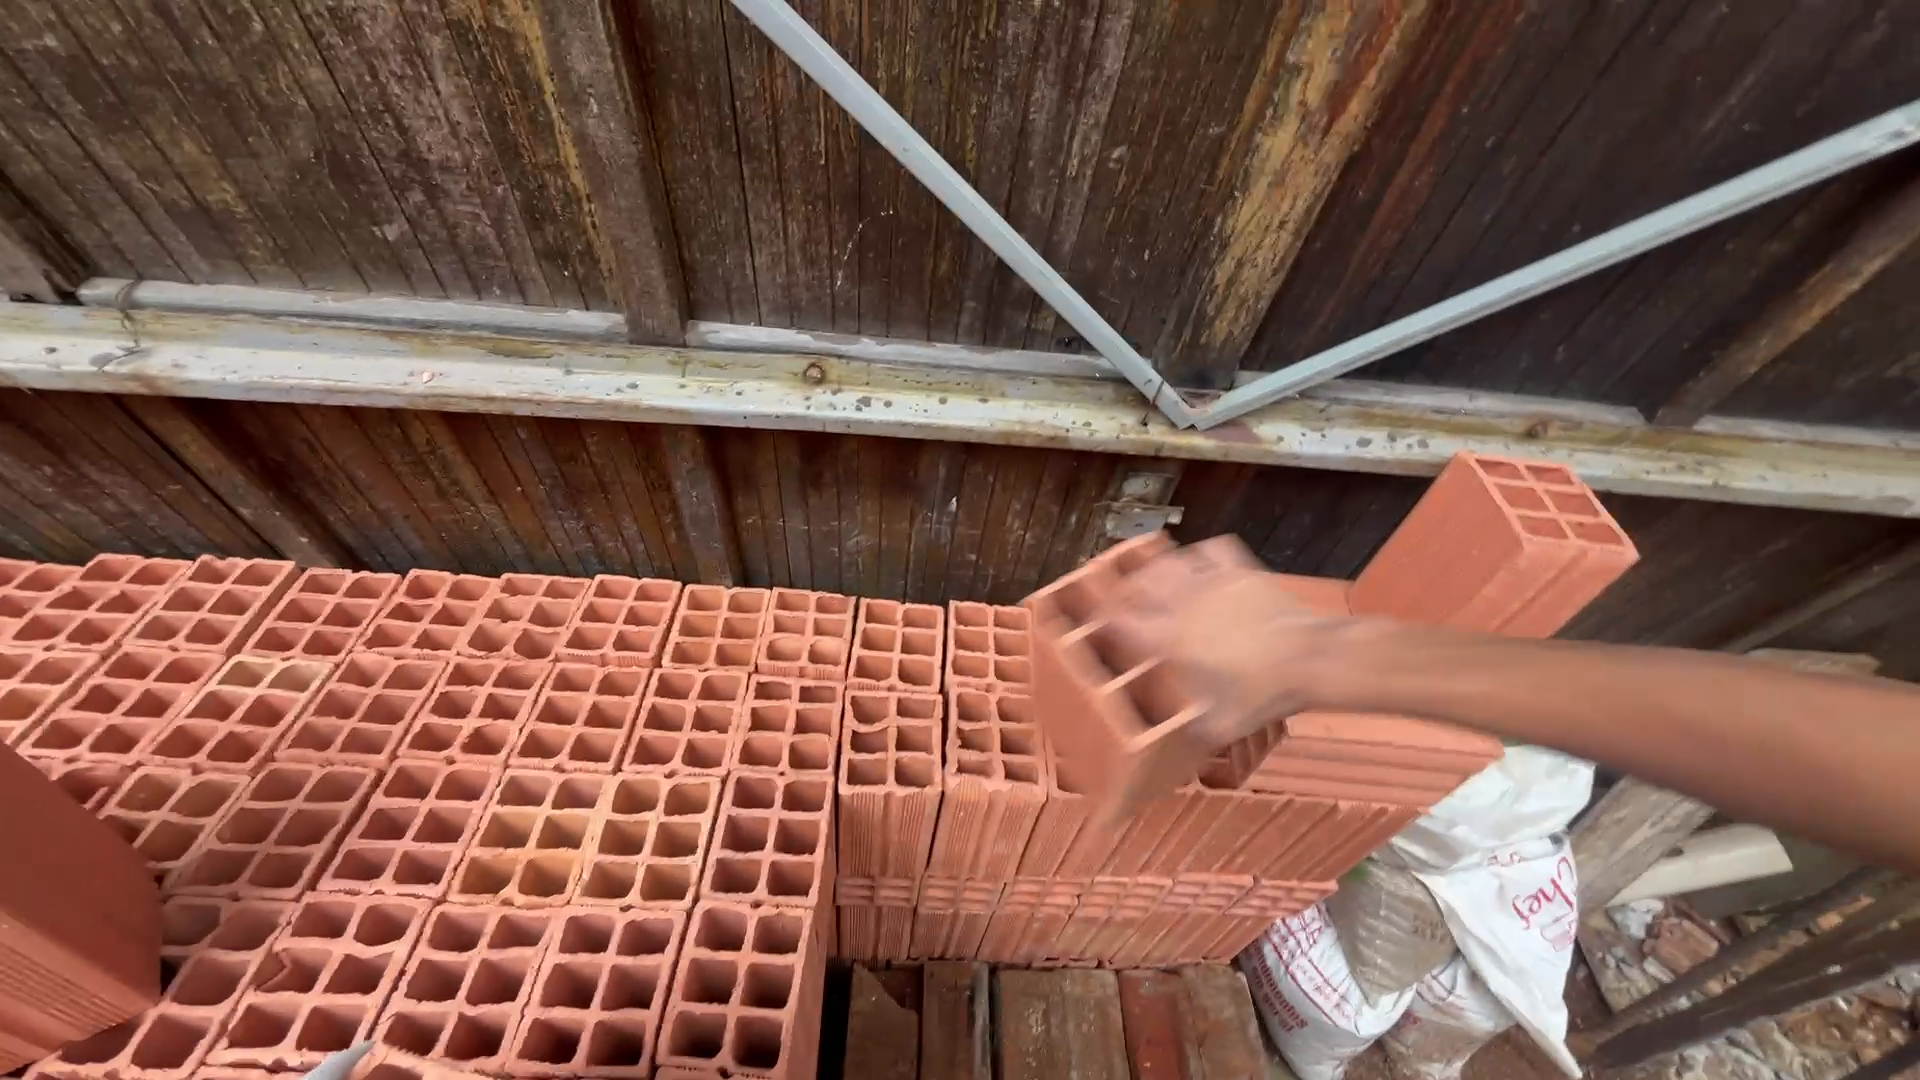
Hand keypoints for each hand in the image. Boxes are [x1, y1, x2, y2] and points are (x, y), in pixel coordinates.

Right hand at [1094, 542, 1348, 745]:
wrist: (1311, 659)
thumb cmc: (1262, 695)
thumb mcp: (1219, 725)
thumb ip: (1190, 729)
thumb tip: (1175, 747)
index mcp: (1169, 640)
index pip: (1120, 623)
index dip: (1101, 619)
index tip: (1094, 622)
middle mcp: (1180, 605)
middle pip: (1136, 585)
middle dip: (1121, 589)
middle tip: (1117, 598)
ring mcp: (1210, 583)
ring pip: (1167, 562)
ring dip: (1153, 569)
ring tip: (1148, 577)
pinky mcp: (1238, 571)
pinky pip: (1209, 550)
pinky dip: (1198, 554)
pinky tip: (1196, 563)